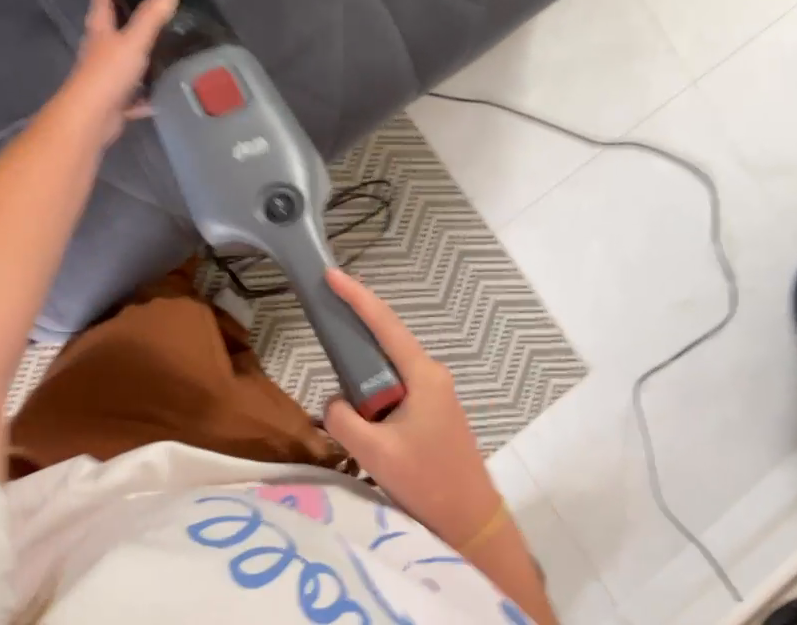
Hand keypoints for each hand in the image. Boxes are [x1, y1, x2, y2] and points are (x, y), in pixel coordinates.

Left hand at [53, 0, 179, 143]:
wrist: (90, 119)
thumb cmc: (108, 73)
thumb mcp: (134, 40)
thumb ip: (151, 17)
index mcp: (100, 32)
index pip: (101, 3)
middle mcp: (99, 52)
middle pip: (109, 32)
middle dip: (121, 21)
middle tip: (143, 10)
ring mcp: (105, 78)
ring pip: (122, 62)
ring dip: (136, 57)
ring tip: (161, 48)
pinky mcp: (113, 102)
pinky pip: (134, 95)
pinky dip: (145, 94)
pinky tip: (162, 93)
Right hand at [323, 269, 504, 547]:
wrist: (471, 521)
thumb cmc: (426, 481)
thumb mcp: (373, 451)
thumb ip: (343, 418)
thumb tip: (336, 402)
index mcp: (423, 375)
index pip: (384, 324)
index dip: (357, 296)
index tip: (331, 274)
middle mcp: (432, 375)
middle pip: (387, 338)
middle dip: (357, 323)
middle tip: (325, 309)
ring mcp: (435, 393)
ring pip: (390, 365)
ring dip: (364, 363)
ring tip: (336, 362)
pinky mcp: (433, 411)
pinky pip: (397, 385)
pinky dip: (374, 385)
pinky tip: (359, 401)